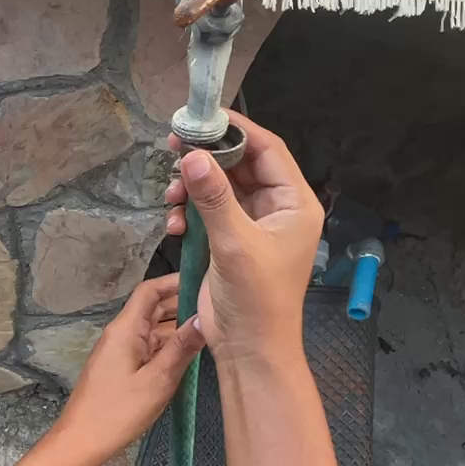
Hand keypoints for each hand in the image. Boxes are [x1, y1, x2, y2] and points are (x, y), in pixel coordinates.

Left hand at [49, 272, 206, 464]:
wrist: (82, 439)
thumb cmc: (118, 410)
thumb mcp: (157, 379)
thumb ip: (181, 347)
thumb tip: (205, 317)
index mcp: (125, 329)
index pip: (149, 291)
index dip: (175, 281)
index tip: (205, 281)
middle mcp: (120, 334)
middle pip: (153, 308)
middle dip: (183, 304)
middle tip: (219, 306)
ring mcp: (119, 351)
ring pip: (153, 330)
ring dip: (178, 328)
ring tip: (213, 328)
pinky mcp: (120, 367)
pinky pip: (147, 348)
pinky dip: (168, 346)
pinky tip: (190, 353)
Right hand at [162, 110, 323, 363]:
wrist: (247, 347)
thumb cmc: (256, 299)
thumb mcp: (235, 244)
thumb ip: (214, 198)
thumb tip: (193, 157)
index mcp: (294, 204)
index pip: (268, 151)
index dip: (237, 130)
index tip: (204, 118)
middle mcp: (275, 209)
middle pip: (240, 167)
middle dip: (207, 161)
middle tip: (174, 149)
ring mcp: (250, 227)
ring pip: (219, 190)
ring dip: (192, 189)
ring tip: (170, 196)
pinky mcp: (228, 243)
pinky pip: (207, 215)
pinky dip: (188, 214)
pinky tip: (173, 225)